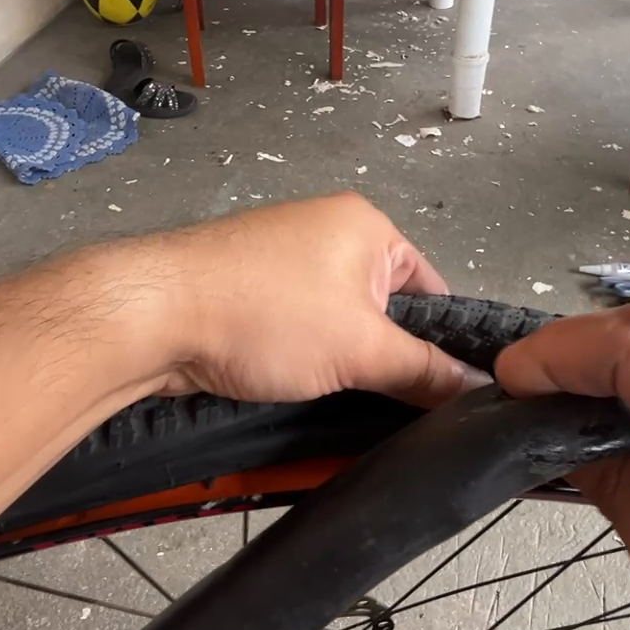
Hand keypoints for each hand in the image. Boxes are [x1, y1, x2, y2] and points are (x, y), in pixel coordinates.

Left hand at [116, 193, 488, 404]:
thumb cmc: (264, 314)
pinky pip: (301, 325)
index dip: (440, 341)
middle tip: (391, 402)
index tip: (443, 391)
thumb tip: (476, 388)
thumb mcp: (360, 349)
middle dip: (386, 356)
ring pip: (340, 322)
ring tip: (342, 395)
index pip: (431, 289)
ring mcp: (284, 258)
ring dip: (344, 360)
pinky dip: (307, 356)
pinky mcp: (251, 287)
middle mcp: (328, 232)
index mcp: (367, 227)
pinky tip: (303, 384)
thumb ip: (423, 371)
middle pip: (384, 309)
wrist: (153, 316)